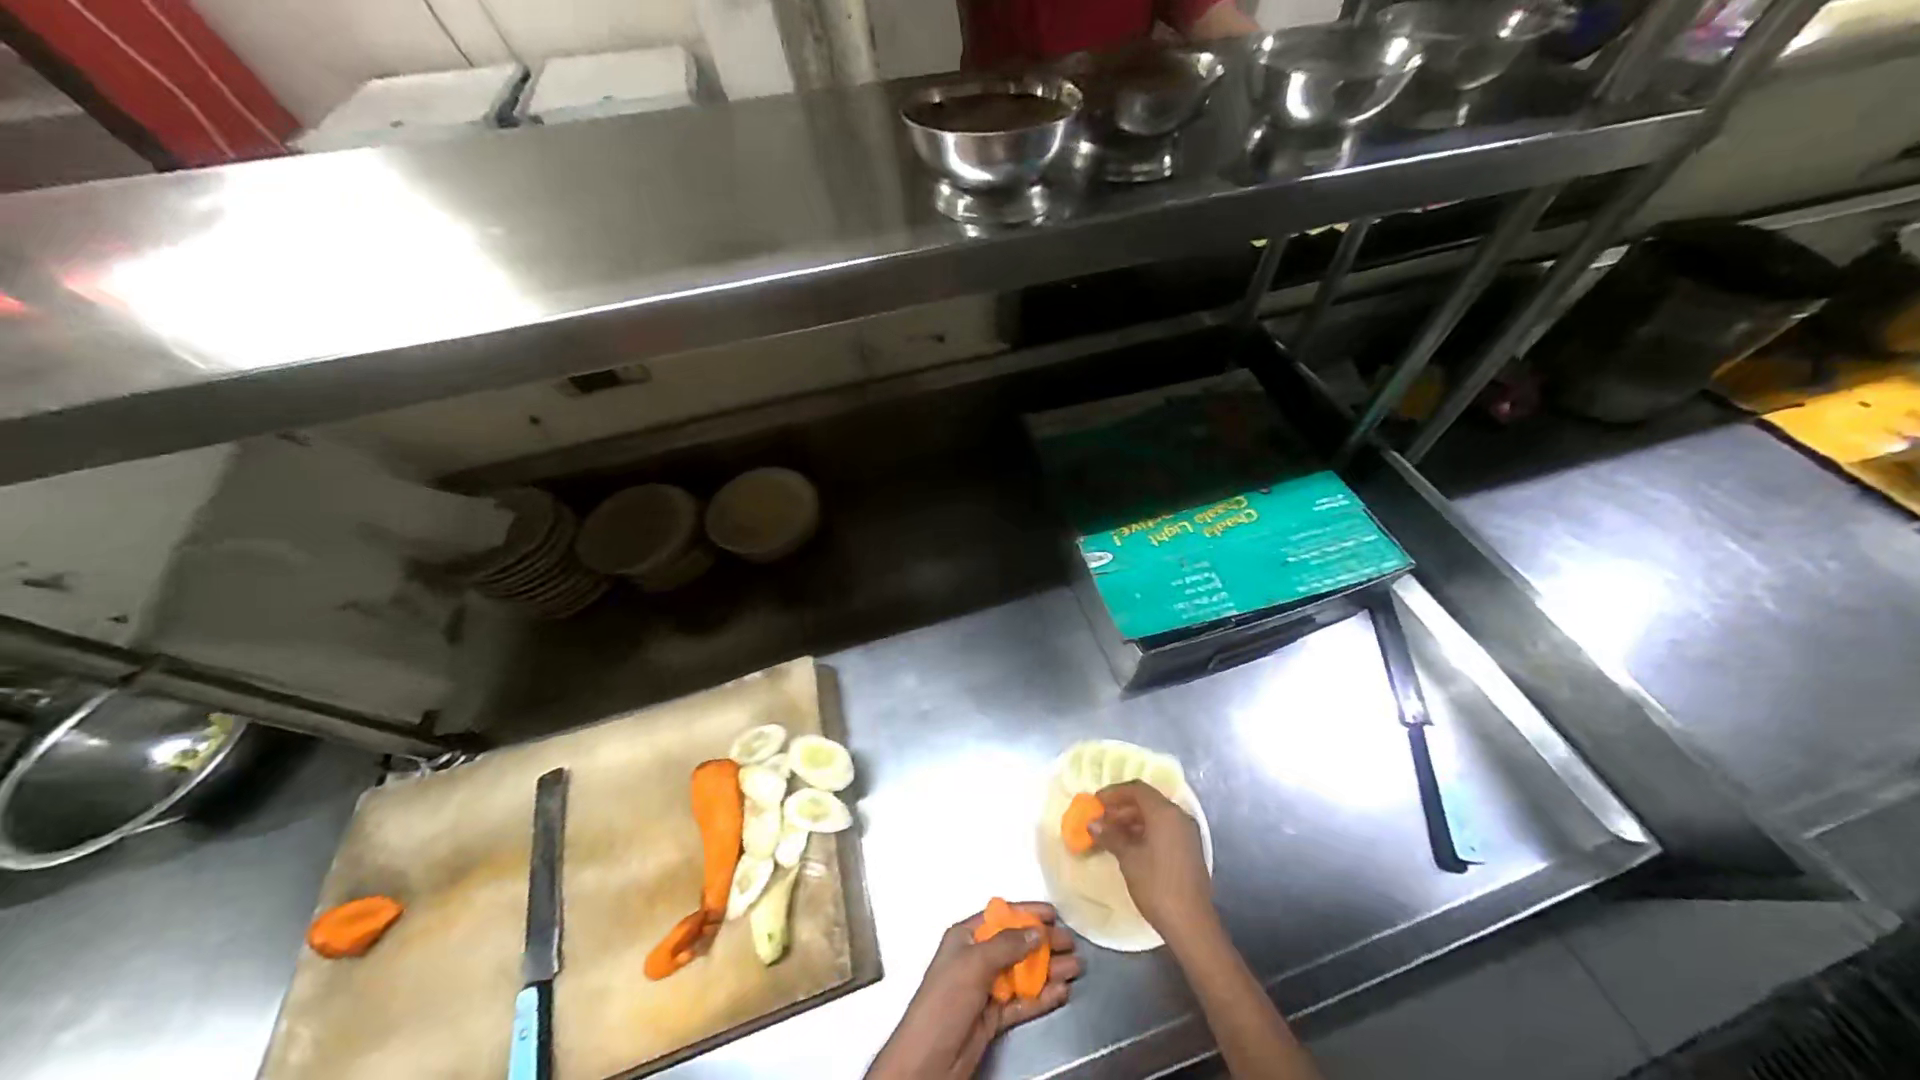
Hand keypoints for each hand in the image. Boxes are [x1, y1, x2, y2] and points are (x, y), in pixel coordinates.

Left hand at [866, 902, 1081, 1079]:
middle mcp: (977, 959)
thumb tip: (1037, 930)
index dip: (1027, 913)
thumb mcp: (974, 964)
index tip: (1054, 914)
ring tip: (1076, 969)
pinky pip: (1022, 1001)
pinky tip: (1061, 992)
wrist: (929, 1059)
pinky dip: (1042, 996)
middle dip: (1044, 944)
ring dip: (1050, 970)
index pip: (1001, 917)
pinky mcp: (994, 1016)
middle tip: (1072, 945)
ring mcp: (986, 988)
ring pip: (1023, 974)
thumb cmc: (945, 1000)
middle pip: (1016, 946)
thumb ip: (1007, 945)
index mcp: (966, 938)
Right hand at [1092, 781, 1212, 932]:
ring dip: (1131, 820)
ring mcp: (1186, 833)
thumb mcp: (1128, 858)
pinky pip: (1163, 829)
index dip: (1114, 793)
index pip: (1137, 789)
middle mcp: (1179, 817)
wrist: (1191, 923)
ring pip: (1155, 816)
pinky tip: (1128, 845)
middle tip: (1100, 819)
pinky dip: (1144, 831)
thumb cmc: (1156, 885)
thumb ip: (1110, 835)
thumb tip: (1093, 823)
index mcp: (1165, 813)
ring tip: (1110, 834)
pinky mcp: (1188, 849)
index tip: (1095, 803)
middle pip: (1147, 801)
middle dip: (1121, 808)